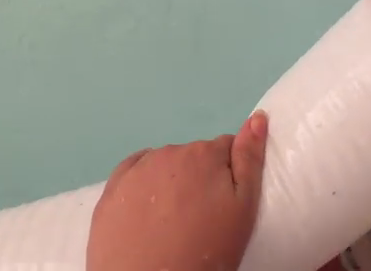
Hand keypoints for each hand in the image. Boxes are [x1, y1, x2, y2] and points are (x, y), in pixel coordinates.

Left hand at [87, 111, 268, 270]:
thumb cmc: (204, 253)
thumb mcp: (242, 211)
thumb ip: (250, 160)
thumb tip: (258, 117)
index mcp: (205, 154)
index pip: (225, 151)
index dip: (226, 177)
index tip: (222, 205)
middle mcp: (172, 151)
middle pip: (194, 158)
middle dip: (198, 181)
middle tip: (197, 221)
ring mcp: (139, 168)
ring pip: (165, 165)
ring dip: (171, 184)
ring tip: (170, 225)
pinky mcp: (112, 188)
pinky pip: (134, 172)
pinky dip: (143, 184)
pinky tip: (146, 210)